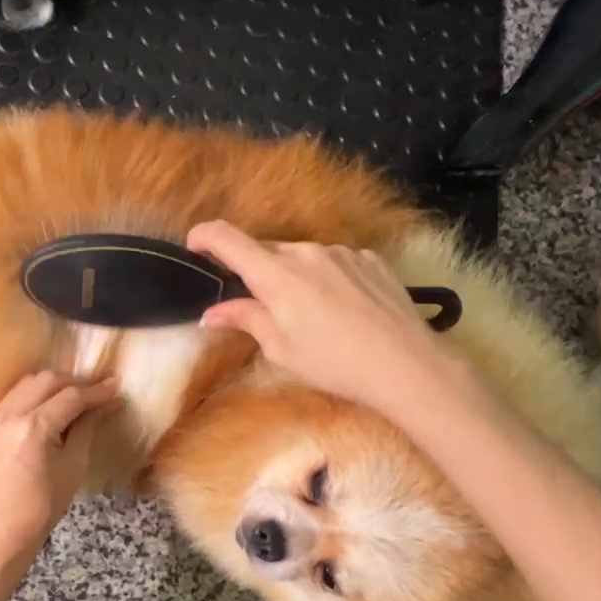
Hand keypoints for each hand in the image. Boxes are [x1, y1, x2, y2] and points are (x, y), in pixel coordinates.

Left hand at [0, 371, 119, 565]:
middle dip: (75, 382)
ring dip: (54, 384)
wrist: (2, 529)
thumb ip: (87, 427)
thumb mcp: (73, 466)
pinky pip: (15, 396)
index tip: (116, 387)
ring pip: (28, 383)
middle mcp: (10, 415)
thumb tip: (108, 402)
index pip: (71, 397)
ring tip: (76, 396)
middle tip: (97, 390)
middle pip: (47, 380)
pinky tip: (51, 405)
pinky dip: (35, 394)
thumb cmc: (43, 505)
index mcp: (34, 428)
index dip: (96, 391)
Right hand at [187, 221, 461, 412]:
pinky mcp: (370, 259)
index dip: (204, 236)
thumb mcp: (280, 349)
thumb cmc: (333, 362)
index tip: (193, 244)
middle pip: (265, 251)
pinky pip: (333, 261)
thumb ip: (246, 319)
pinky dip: (324, 277)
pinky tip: (338, 307)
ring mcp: (342, 252)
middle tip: (257, 304)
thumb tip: (212, 313)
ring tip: (306, 312)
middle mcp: (307, 252)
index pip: (228, 239)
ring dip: (291, 275)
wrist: (407, 364)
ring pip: (301, 256)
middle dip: (253, 270)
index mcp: (277, 274)